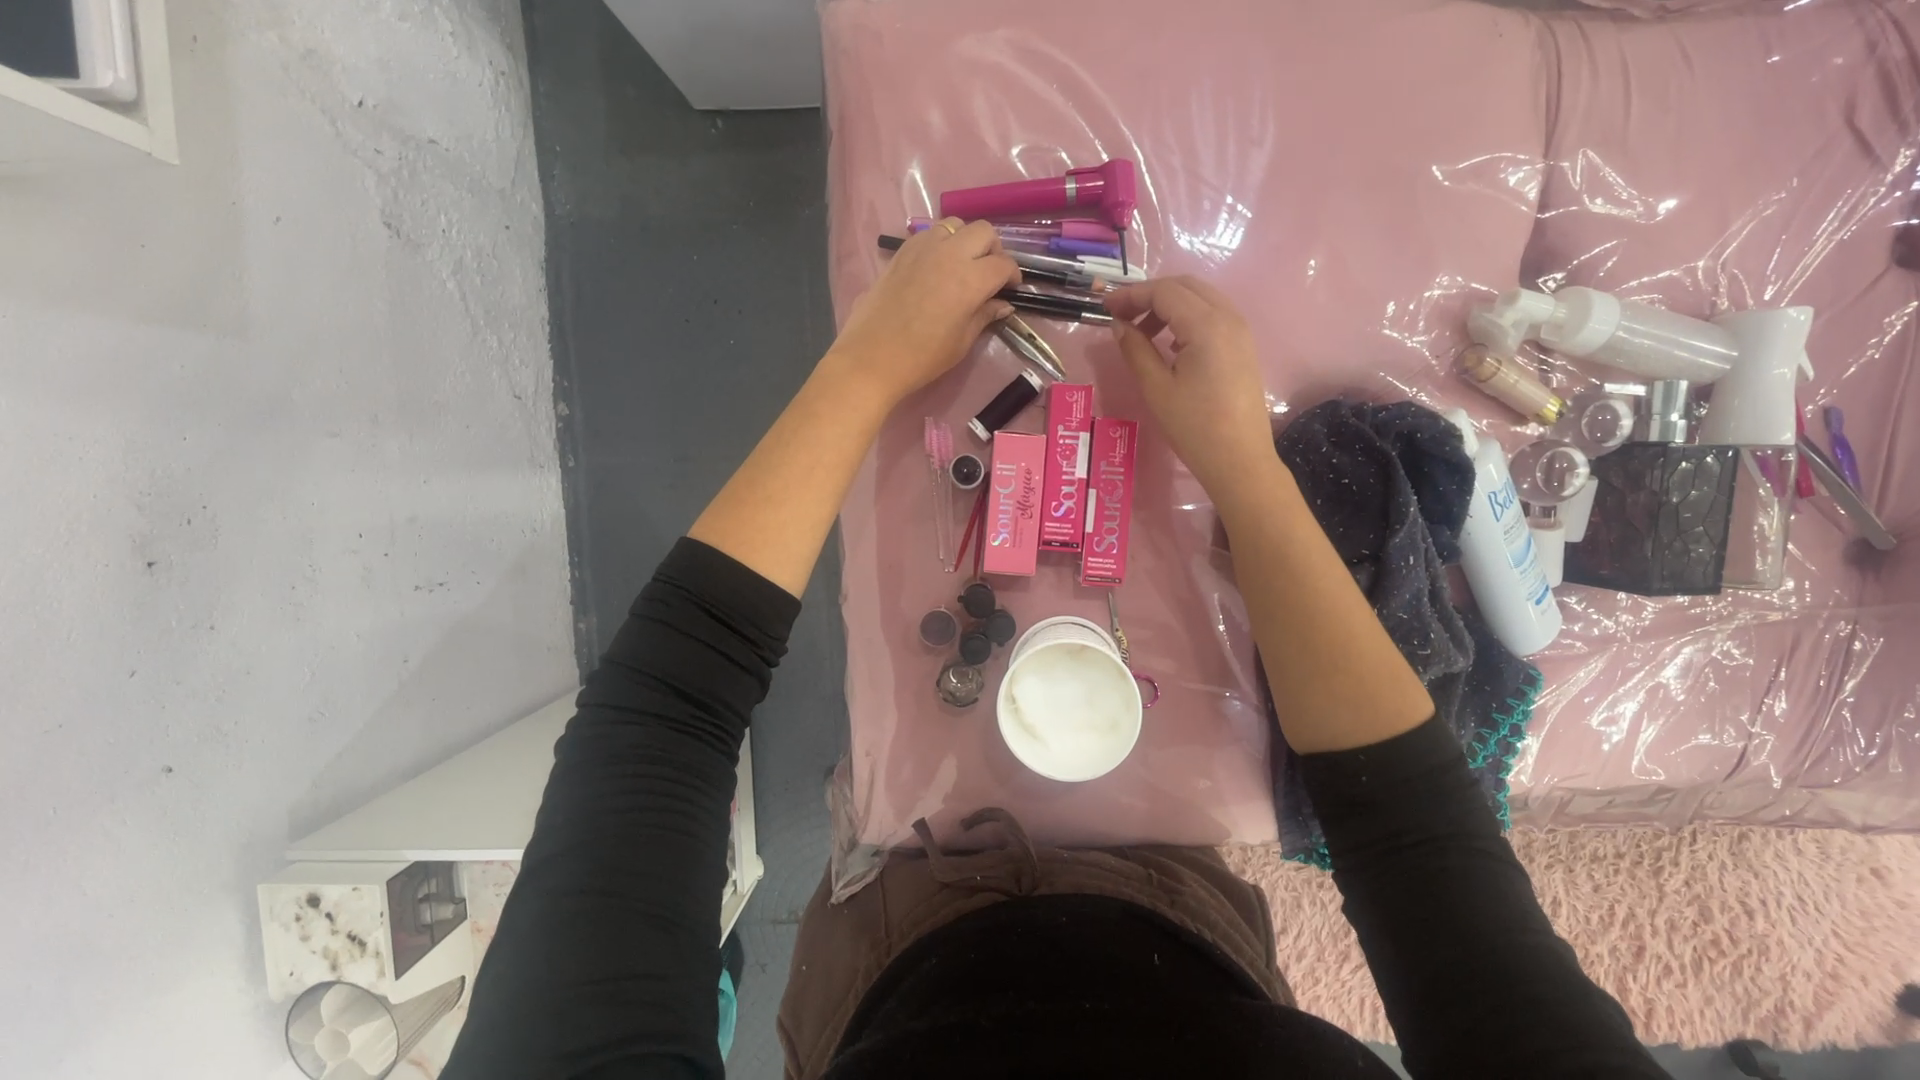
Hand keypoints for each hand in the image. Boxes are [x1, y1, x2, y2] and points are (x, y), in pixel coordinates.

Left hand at [827, 218, 1020, 404]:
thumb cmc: (922, 357)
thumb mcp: (962, 341)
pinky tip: (936, 266)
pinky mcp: (902, 252)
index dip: (1012, 275)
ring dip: (965, 240)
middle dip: (993, 249)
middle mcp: (950, 254)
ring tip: (962, 264)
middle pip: (984, 231)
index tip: (1010, 289)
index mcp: (970, 279)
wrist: (872, 357)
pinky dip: (940, 242)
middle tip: (989, 272)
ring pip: (955, 225)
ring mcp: (923, 248)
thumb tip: (1002, 304)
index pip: (1003, 264)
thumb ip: (984, 315)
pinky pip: (929, 234)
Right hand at [1107, 276, 1276, 493]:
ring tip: (1142, 331)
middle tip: (1120, 316)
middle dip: (1150, 295)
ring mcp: (1240, 330)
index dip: (1131, 295)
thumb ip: (1135, 349)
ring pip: (1200, 298)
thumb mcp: (1156, 388)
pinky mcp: (1243, 345)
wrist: (1239, 460)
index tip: (1105, 309)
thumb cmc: (1194, 427)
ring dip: (1168, 305)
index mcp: (1206, 325)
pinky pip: (1212, 314)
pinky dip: (1186, 317)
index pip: (1164, 291)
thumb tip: (1119, 325)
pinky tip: (1169, 343)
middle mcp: (1228, 317)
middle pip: (1184, 286)